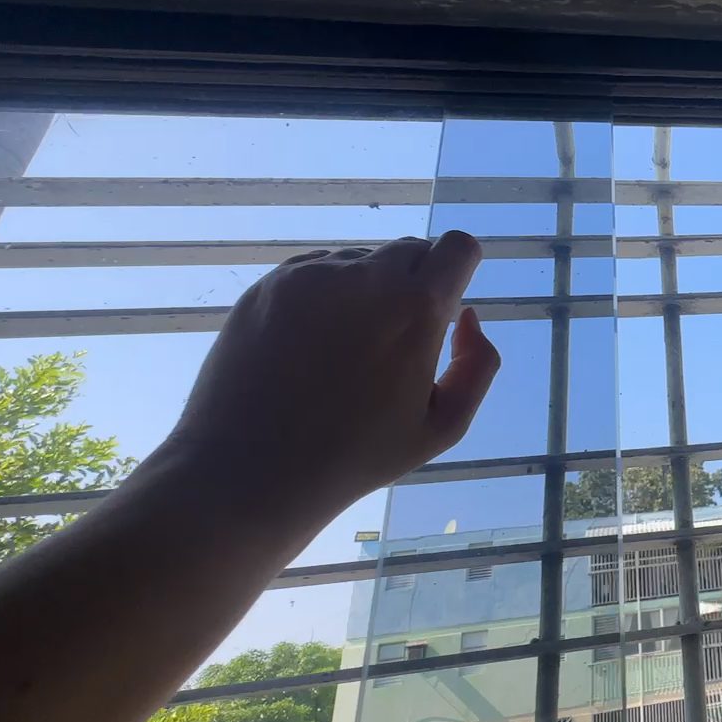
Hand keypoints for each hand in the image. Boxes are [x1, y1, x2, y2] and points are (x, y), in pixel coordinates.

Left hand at [151, 232, 501, 522]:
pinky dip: (332, 294)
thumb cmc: (354, 457)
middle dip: (420, 283)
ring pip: (367, 260)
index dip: (461, 273)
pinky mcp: (270, 284)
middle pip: (415, 249)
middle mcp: (366, 275)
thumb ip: (478, 363)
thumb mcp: (446, 426)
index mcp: (416, 307)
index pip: (459, 247)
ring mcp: (311, 275)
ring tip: (347, 346)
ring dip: (373, 288)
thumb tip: (467, 318)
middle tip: (398, 339)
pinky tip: (313, 343)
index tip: (447, 309)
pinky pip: (322, 270)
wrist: (242, 474)